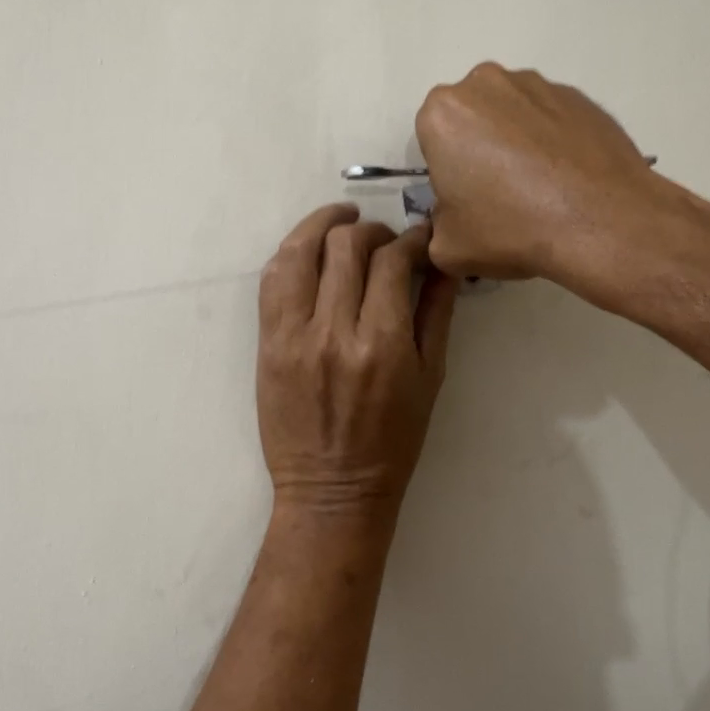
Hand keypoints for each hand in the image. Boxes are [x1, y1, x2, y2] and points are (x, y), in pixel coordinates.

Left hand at [256, 204, 458, 513]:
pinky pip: (272, 280)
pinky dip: (292, 253)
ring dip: (325, 225)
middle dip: (372, 231)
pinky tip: (311, 250)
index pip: (393, 262)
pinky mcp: (267, 343)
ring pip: (301, 251)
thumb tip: (442, 261)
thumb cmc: (394, 441)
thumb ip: (436, 314)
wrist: (333, 488)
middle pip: (347, 246)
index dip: (410, 240)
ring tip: (343, 222)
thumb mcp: (430, 379)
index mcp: (384, 344)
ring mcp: (293, 336)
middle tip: (385, 239)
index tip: (419, 239)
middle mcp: (335, 332)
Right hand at [414, 62, 662, 284]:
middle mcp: (486, 84)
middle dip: (480, 148)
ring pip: (514, 115)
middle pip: (473, 118)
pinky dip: (554, 142)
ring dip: (518, 142)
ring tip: (541, 189)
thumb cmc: (511, 229)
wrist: (600, 222)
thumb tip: (454, 217)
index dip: (448, 173)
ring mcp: (538, 84)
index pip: (432, 141)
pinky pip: (553, 119)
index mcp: (443, 113)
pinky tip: (568, 180)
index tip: (468, 200)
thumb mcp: (448, 248)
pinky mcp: (579, 96)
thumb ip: (437, 225)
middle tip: (502, 195)